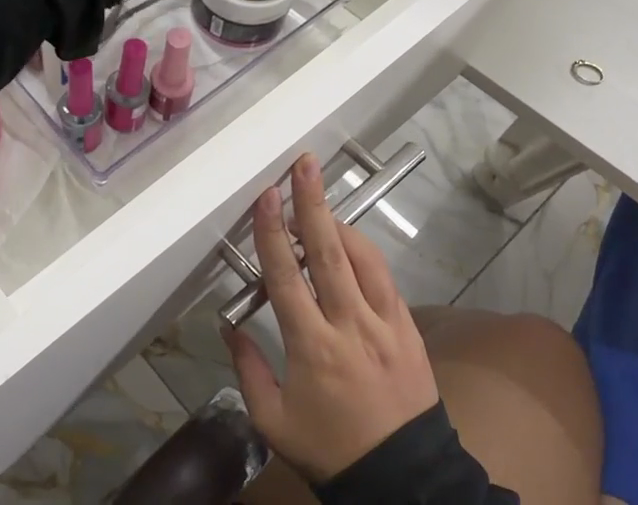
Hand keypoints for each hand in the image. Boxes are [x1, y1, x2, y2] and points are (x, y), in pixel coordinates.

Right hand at [223, 155, 440, 483]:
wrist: (406, 482)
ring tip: (319, 198)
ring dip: (340, 223)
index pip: (286, 275)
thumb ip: (247, 368)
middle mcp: (351, 326)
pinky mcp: (410, 332)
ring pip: (364, 259)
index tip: (266, 195)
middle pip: (329, 253)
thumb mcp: (272, 420)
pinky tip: (349, 241)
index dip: (273, 232)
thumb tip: (227, 326)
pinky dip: (365, 253)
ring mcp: (387, 326)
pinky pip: (386, 280)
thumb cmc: (330, 449)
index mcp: (312, 346)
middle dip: (314, 204)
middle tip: (304, 165)